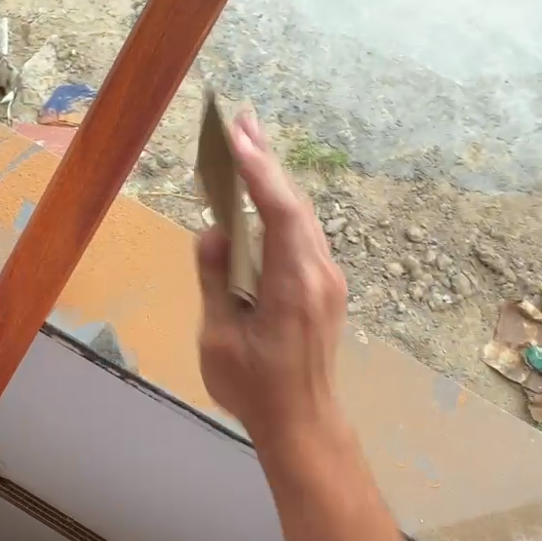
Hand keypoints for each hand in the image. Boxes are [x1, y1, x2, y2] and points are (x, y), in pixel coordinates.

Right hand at [196, 111, 350, 452]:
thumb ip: (215, 281)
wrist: (301, 420)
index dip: (258, 170)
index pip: (278, 211)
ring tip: (249, 145)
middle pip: (295, 203)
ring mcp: (327, 279)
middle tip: (242, 120)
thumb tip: (214, 233)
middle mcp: (319, 272)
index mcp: (293, 284)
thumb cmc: (254, 387)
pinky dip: (281, 208)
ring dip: (274, 181)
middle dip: (267, 159)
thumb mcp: (220, 337)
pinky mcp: (324, 288)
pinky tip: (263, 198)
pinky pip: (303, 235)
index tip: (236, 136)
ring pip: (302, 217)